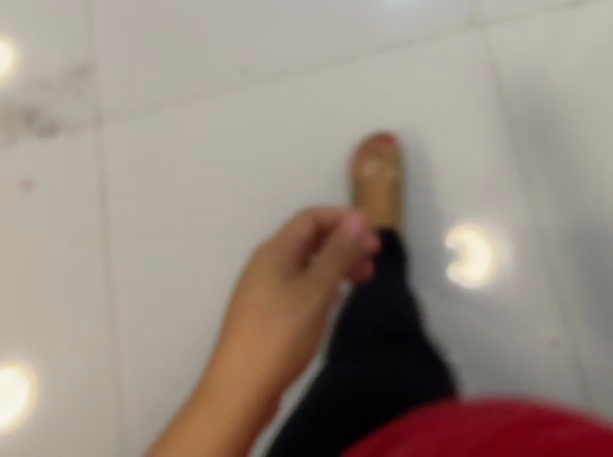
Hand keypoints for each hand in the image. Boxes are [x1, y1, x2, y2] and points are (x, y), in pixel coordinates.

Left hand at [201, 208, 379, 413]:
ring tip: (364, 279)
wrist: (238, 394)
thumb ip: (337, 253)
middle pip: (309, 240)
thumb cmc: (279, 335)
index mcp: (275, 251)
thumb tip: (357, 218)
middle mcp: (266, 265)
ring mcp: (263, 291)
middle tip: (374, 257)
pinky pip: (299, 287)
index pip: (311, 218)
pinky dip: (323, 285)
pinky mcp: (265, 316)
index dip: (342, 219)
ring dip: (336, 265)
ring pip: (306, 265)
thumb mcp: (316, 291)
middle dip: (343, 243)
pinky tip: (337, 300)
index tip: (372, 232)